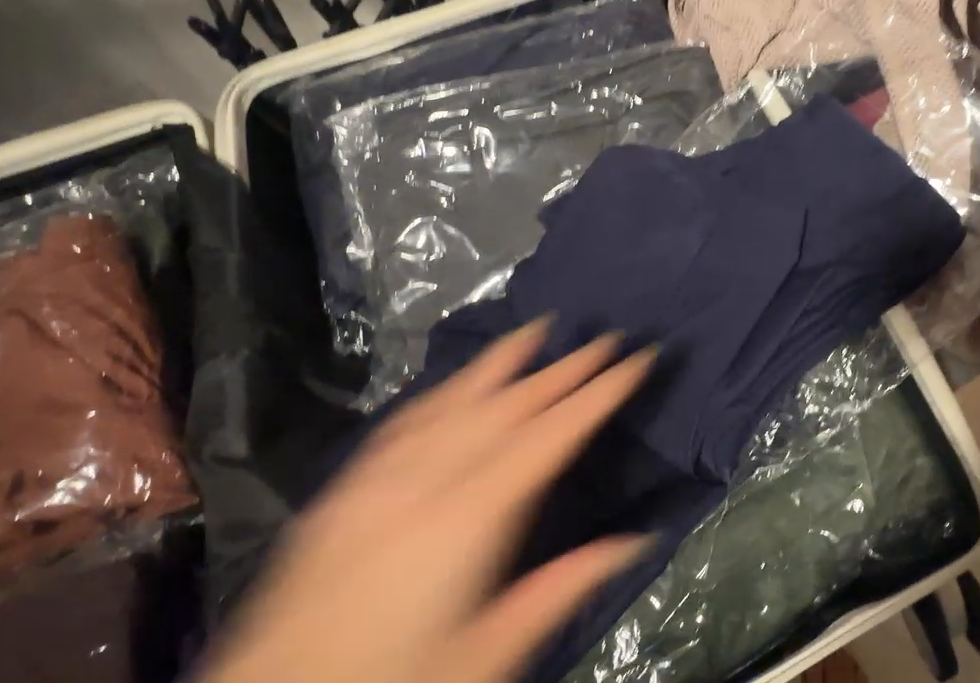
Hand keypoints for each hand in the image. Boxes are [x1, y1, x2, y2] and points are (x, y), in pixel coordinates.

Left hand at [201, 318, 656, 682]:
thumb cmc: (396, 680)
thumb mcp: (488, 655)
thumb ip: (560, 592)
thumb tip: (633, 542)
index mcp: (468, 519)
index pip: (548, 437)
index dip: (595, 394)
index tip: (633, 359)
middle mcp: (425, 482)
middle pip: (504, 408)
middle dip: (558, 369)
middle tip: (601, 339)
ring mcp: (379, 480)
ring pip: (451, 403)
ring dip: (498, 364)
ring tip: (533, 331)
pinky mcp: (346, 491)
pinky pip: (404, 423)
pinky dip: (441, 393)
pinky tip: (453, 385)